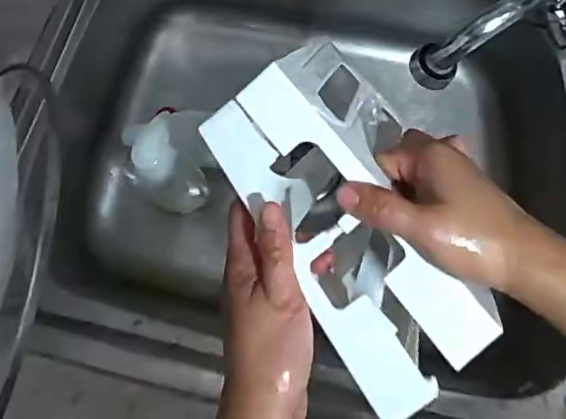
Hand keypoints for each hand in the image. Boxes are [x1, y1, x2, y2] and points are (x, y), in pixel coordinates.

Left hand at [221, 199, 313, 418]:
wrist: (269, 404)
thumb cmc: (271, 348)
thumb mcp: (279, 293)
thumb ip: (275, 250)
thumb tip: (268, 204)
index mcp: (239, 264)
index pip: (240, 215)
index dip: (255, 191)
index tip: (277, 170)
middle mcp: (243, 273)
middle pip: (259, 233)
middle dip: (282, 217)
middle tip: (313, 199)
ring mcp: (256, 294)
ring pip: (275, 256)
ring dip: (296, 244)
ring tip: (326, 232)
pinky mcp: (271, 313)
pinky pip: (284, 280)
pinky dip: (301, 270)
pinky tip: (324, 270)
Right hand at [334, 131, 552, 292]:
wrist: (532, 265)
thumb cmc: (474, 241)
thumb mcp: (420, 228)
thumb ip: (380, 207)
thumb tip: (342, 190)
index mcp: (427, 153)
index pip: (380, 158)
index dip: (376, 186)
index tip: (383, 214)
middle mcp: (443, 150)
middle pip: (399, 158)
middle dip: (392, 185)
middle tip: (402, 219)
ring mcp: (460, 166)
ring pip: (418, 169)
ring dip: (411, 191)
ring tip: (419, 221)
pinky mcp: (472, 185)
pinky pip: (437, 178)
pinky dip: (430, 191)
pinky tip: (435, 214)